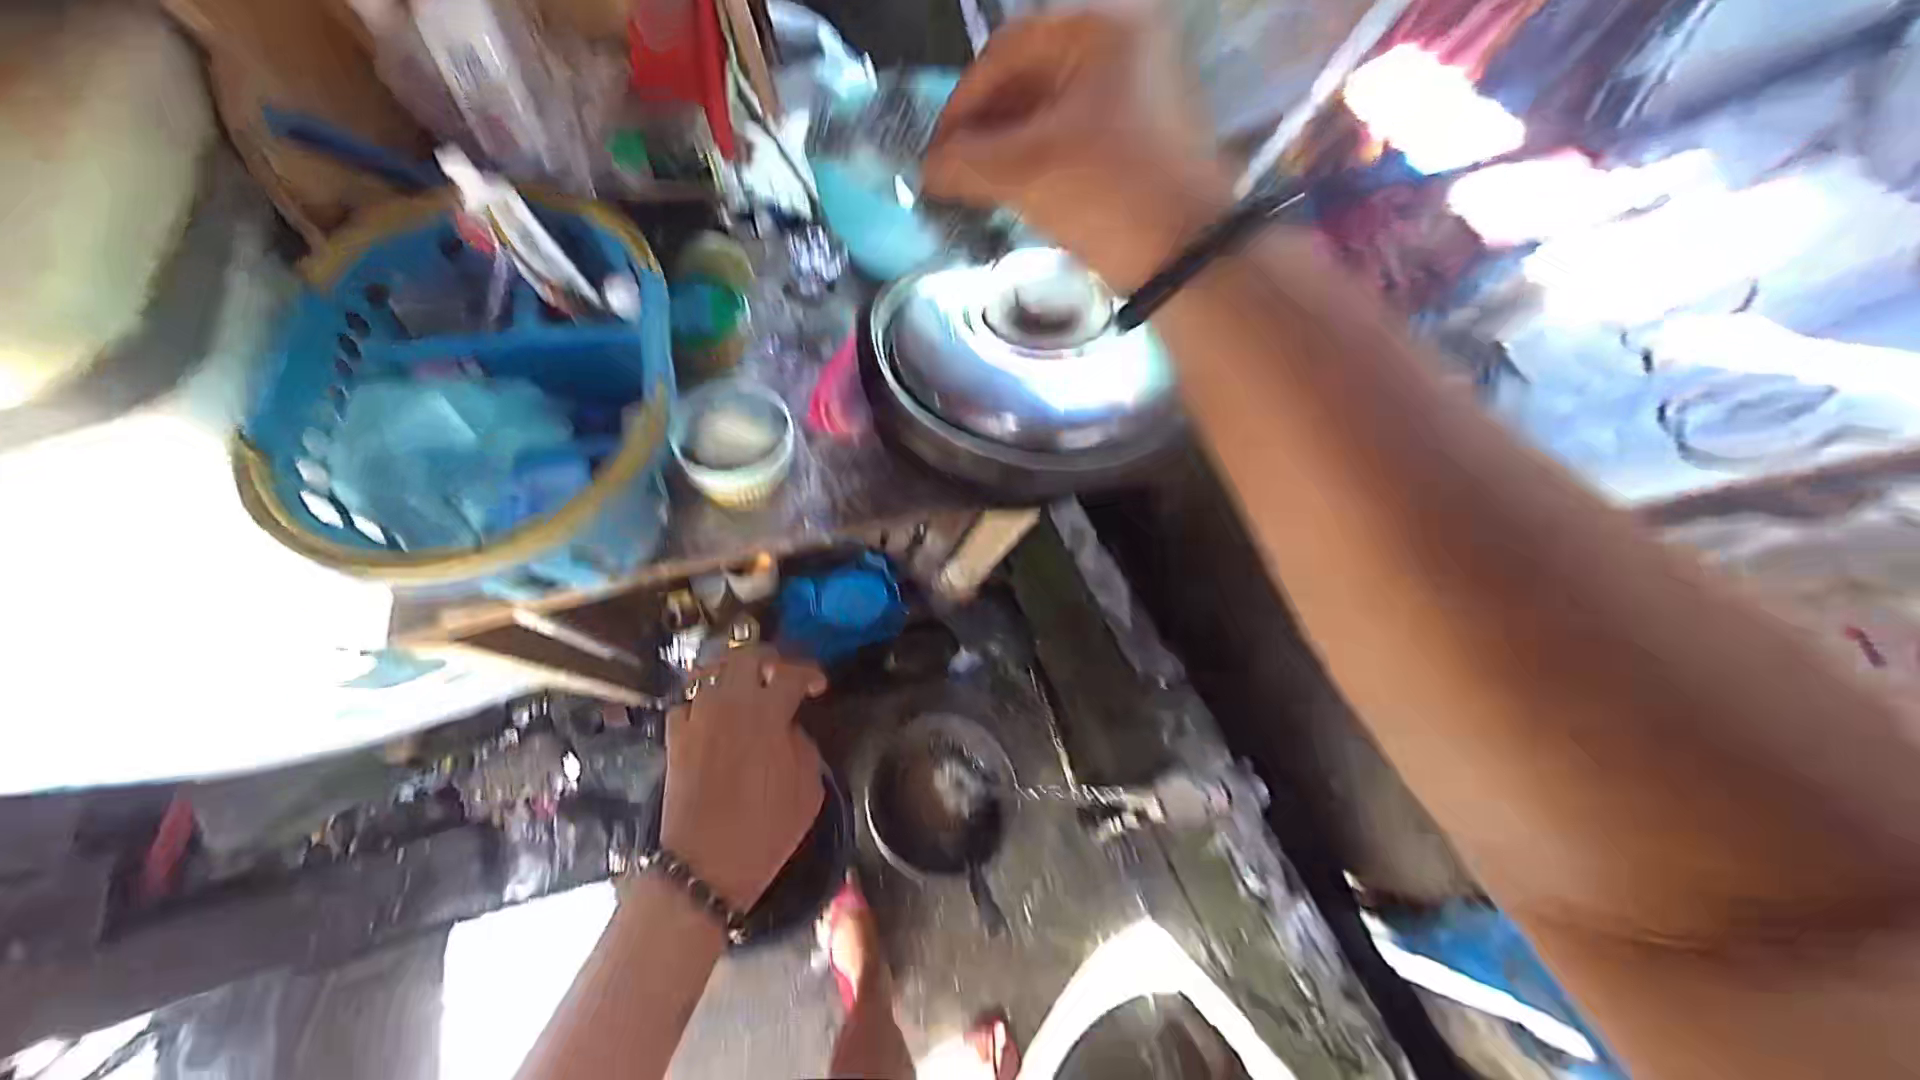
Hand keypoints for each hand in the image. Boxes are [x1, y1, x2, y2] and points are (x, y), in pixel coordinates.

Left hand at [659, 645, 826, 911]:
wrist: (704, 867)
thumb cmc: (766, 830)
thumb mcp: (808, 788)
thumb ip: (803, 745)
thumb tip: (790, 728)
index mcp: (766, 714)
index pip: (791, 674)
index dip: (810, 673)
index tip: (818, 685)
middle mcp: (728, 705)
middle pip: (747, 657)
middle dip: (771, 661)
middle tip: (782, 677)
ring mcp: (697, 718)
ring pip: (714, 674)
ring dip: (735, 677)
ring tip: (748, 691)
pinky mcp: (674, 738)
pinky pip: (689, 703)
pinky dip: (704, 703)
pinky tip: (714, 718)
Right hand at [924, 9, 1235, 291]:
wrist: (1186, 258)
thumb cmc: (1109, 196)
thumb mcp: (1028, 172)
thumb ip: (966, 162)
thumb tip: (926, 169)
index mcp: (1102, 30)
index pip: (1006, 52)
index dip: (961, 103)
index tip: (935, 152)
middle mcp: (1125, 47)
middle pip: (1029, 80)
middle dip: (984, 129)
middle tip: (953, 173)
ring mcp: (1138, 93)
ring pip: (1051, 113)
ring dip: (1008, 149)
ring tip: (977, 188)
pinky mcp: (1141, 138)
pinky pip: (1074, 137)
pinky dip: (1039, 161)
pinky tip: (1016, 192)